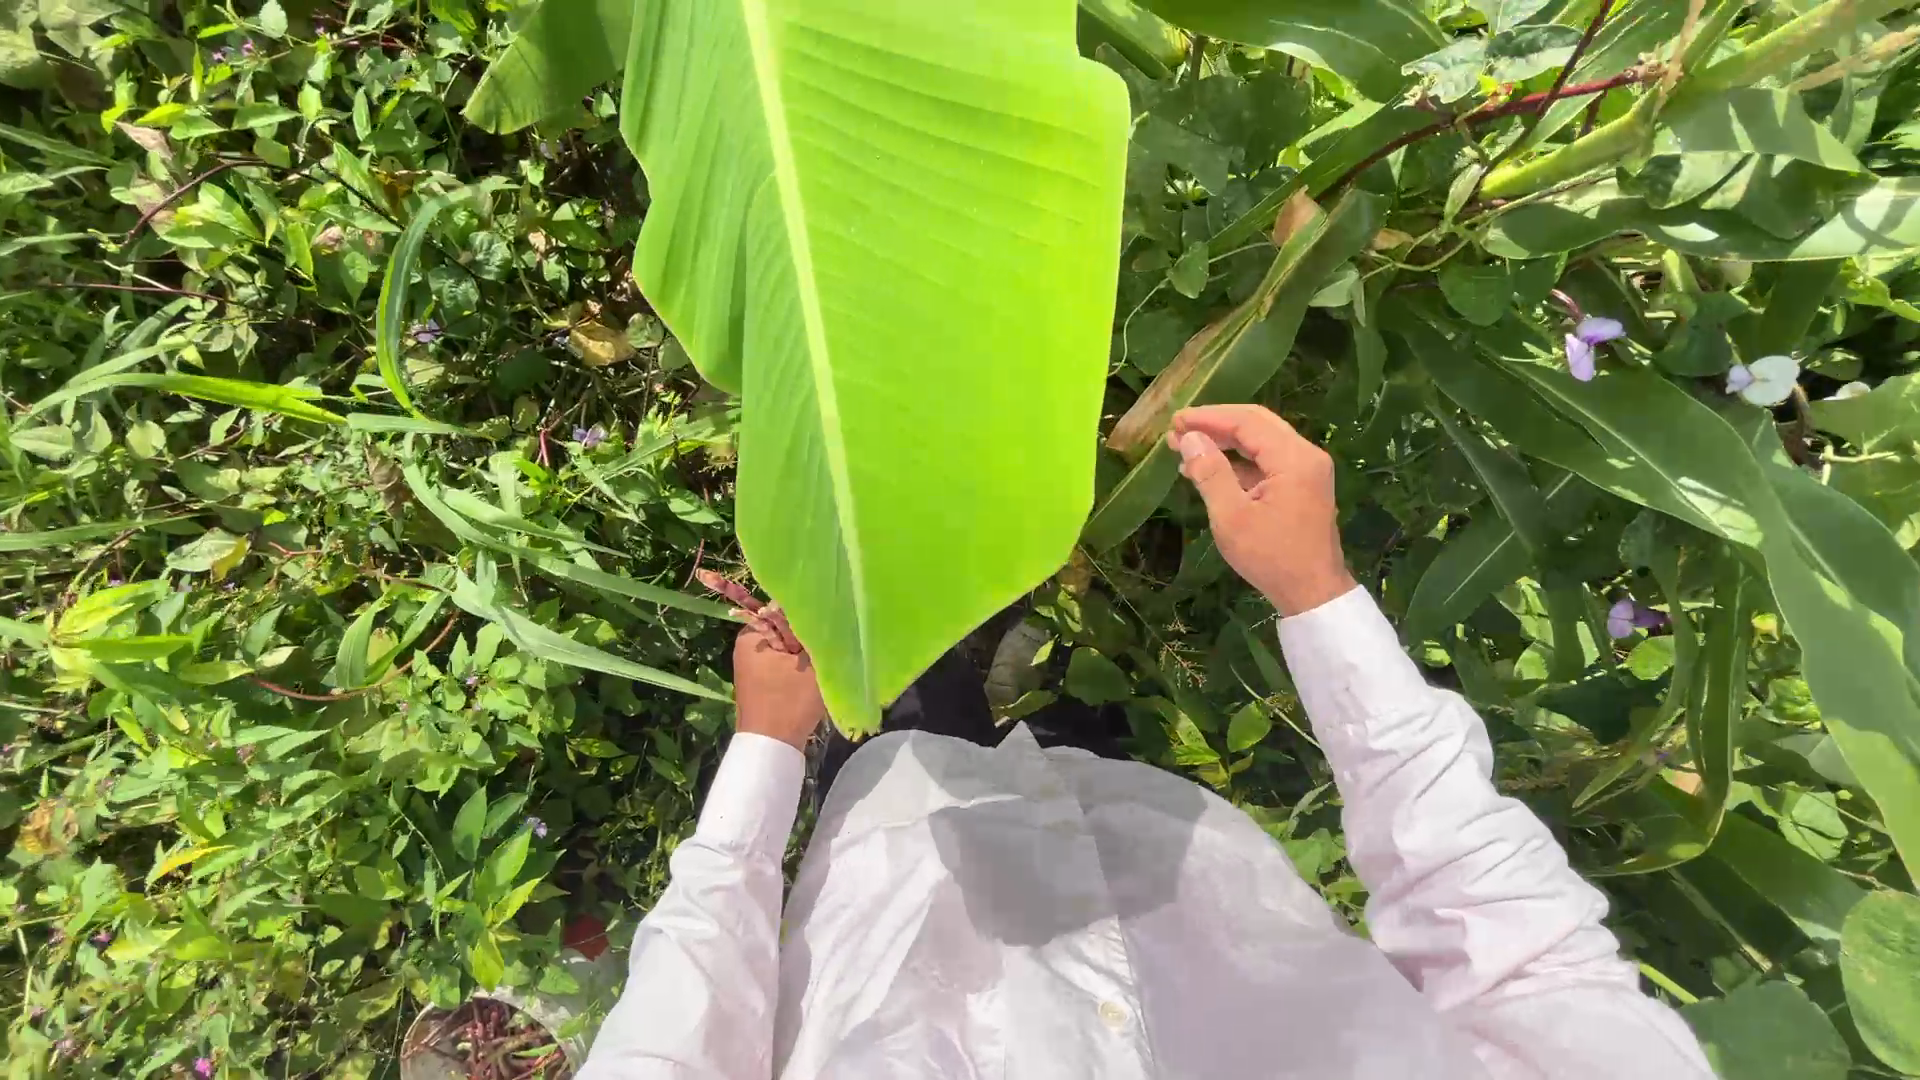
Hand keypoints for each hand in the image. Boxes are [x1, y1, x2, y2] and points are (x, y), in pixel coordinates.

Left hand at [731, 622, 825, 750]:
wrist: (773, 747)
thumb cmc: (789, 701)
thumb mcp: (811, 665)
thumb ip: (817, 636)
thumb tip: (827, 614)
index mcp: (750, 635)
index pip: (782, 608)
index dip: (808, 612)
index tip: (828, 620)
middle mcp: (746, 646)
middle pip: (784, 628)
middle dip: (806, 634)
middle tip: (830, 640)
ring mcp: (751, 665)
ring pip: (786, 646)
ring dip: (804, 651)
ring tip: (825, 656)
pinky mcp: (760, 681)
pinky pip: (782, 662)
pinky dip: (798, 665)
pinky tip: (815, 671)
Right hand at [1166, 405, 1355, 616]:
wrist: (1312, 593)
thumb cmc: (1270, 557)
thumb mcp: (1231, 516)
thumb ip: (1210, 473)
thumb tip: (1189, 439)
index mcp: (1294, 459)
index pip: (1247, 422)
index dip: (1209, 418)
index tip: (1175, 421)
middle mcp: (1305, 456)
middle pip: (1257, 425)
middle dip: (1215, 425)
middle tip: (1178, 429)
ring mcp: (1306, 471)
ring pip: (1261, 442)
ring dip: (1224, 443)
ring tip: (1185, 448)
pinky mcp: (1301, 486)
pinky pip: (1266, 462)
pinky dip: (1236, 462)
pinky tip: (1208, 470)